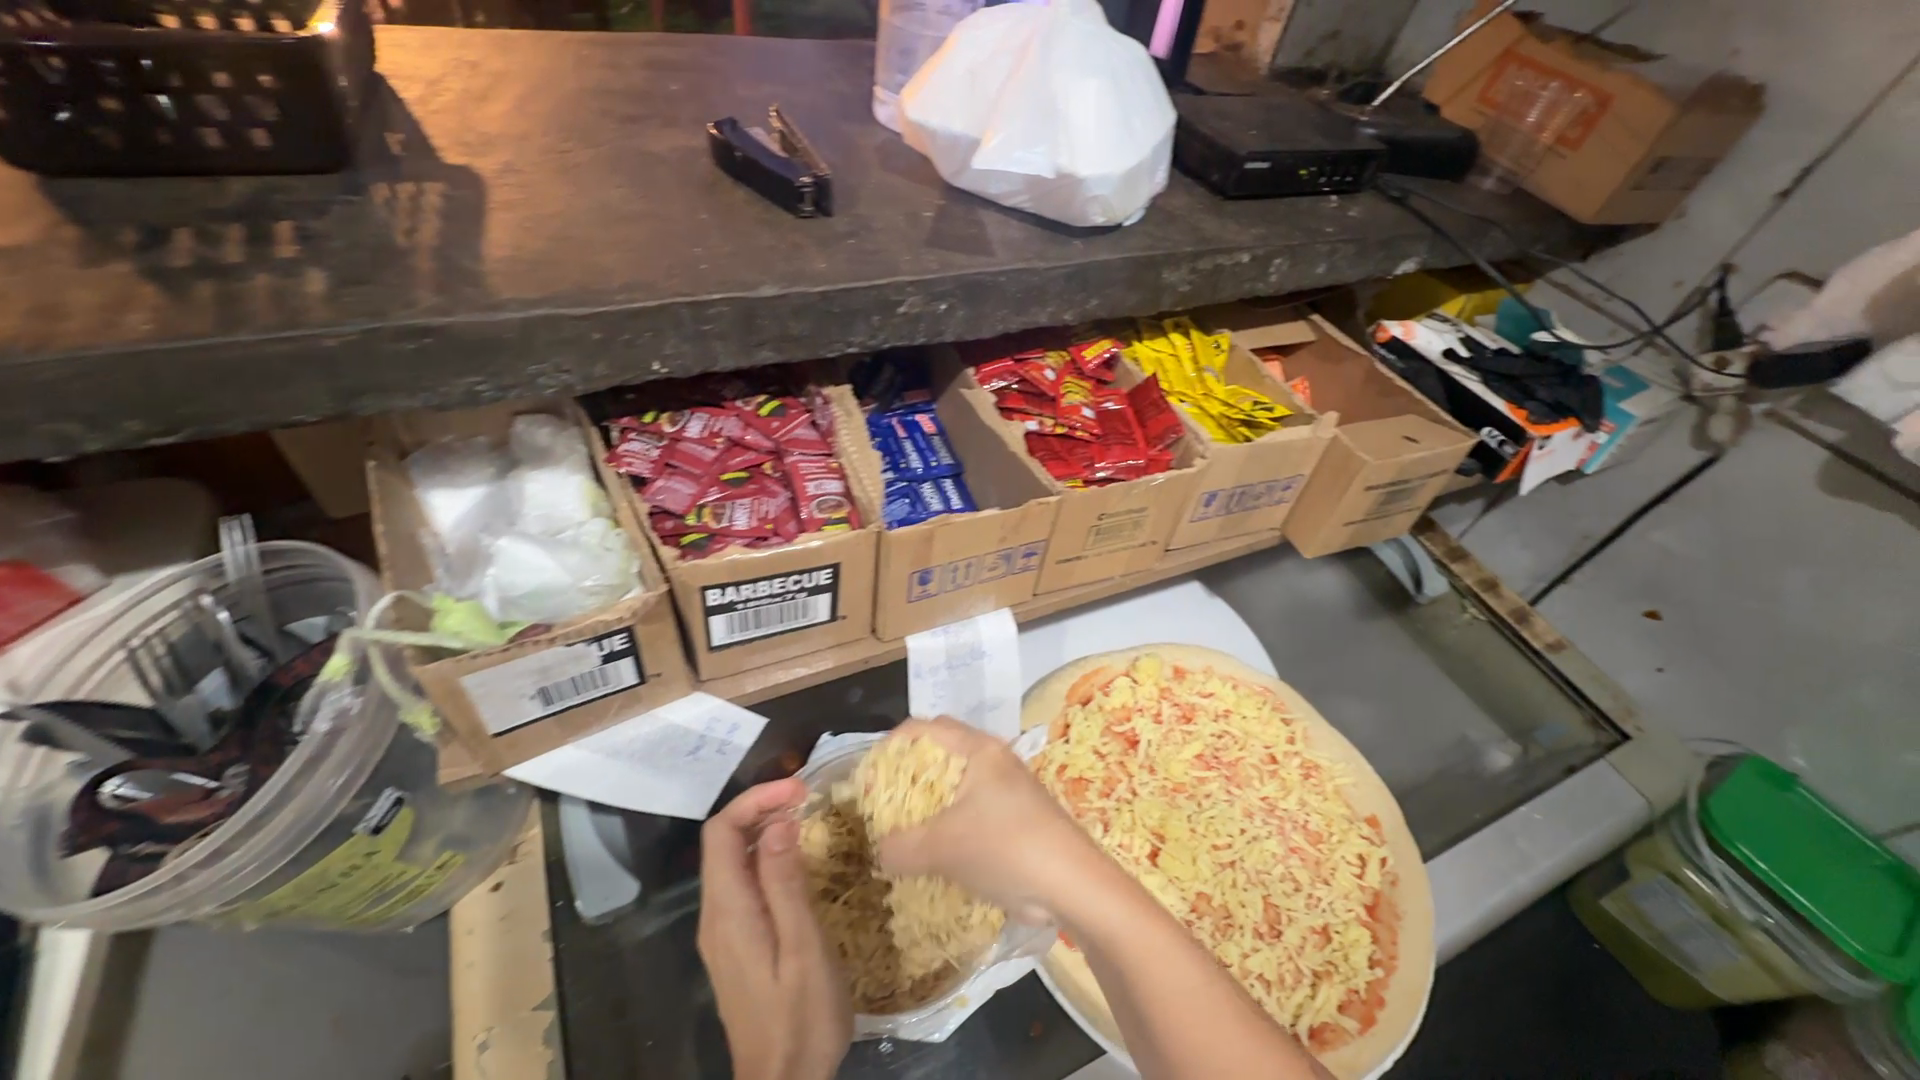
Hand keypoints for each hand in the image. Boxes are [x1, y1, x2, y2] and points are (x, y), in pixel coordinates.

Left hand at [698, 778, 850, 1079]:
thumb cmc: (800, 1017)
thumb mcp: (803, 947)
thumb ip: (785, 884)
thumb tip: (777, 823)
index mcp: (728, 911)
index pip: (720, 832)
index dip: (755, 799)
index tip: (800, 789)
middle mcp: (715, 916)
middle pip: (722, 842)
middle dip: (760, 808)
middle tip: (808, 797)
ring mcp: (723, 933)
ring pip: (732, 861)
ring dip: (763, 830)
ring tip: (807, 818)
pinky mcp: (736, 946)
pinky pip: (742, 885)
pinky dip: (765, 858)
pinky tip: (797, 862)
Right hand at [872, 717, 1103, 923]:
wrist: (1074, 886)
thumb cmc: (1006, 848)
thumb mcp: (942, 847)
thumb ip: (901, 847)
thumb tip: (880, 852)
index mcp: (979, 751)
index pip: (925, 728)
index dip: (892, 745)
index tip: (870, 773)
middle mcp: (995, 761)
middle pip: (941, 755)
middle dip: (910, 777)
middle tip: (885, 804)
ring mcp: (1010, 791)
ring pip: (959, 787)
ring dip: (931, 807)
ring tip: (906, 832)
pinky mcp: (1018, 819)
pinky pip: (973, 813)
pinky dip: (951, 827)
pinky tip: (938, 854)